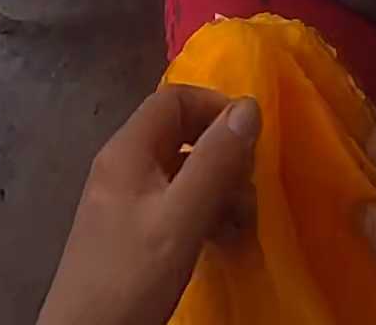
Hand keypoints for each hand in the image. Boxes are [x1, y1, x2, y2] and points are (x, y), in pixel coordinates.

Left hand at [37, 86, 260, 324]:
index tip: (249, 134)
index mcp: (128, 149)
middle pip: (181, 132)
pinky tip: (224, 238)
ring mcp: (125, 199)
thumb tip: (249, 106)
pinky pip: (174, 201)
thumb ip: (216, 160)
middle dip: (222, 151)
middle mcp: (124, 164)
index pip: (175, 98)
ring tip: (245, 219)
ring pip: (182, 170)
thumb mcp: (180, 218)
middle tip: (250, 181)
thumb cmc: (130, 277)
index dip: (214, 106)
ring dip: (218, 186)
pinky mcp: (130, 231)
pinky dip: (203, 210)